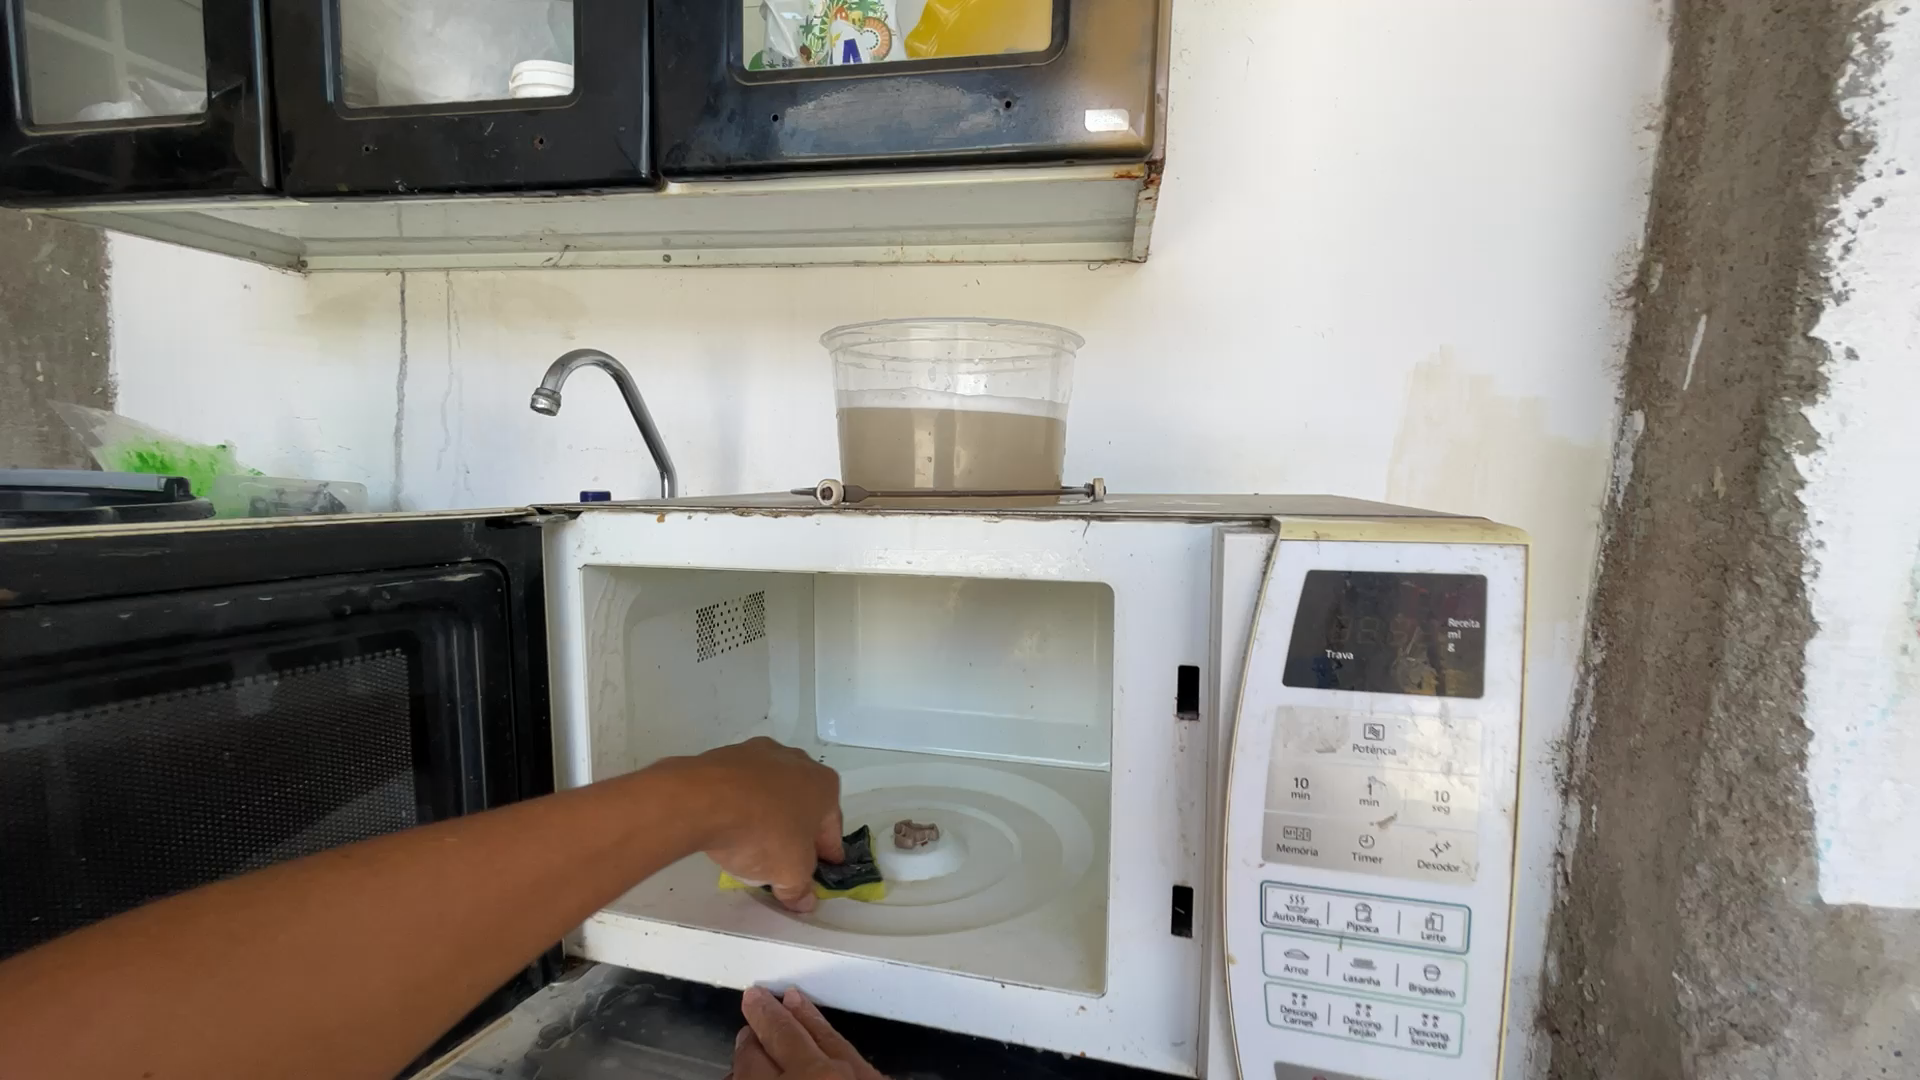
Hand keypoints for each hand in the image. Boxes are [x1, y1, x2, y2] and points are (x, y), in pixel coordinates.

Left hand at [677, 737, 842, 911]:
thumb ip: (801, 888)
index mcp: (825, 786)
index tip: (818, 871)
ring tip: (749, 844)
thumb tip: (804, 900)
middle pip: (803, 805)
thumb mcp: (790, 872)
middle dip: (796, 831)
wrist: (707, 799)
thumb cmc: (764, 832)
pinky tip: (727, 824)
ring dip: (767, 814)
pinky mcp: (731, 755)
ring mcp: (764, 754)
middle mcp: (800, 762)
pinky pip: (742, 786)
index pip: (831, 828)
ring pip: (772, 792)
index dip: (826, 853)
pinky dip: (739, 803)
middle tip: (782, 860)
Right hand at [731, 986, 886, 1079]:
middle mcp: (809, 1074)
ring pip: (815, 1033)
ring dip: (796, 1013)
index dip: (744, 1051)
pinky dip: (827, 1027)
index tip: (742, 1039)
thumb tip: (746, 1071)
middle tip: (751, 997)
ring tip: (782, 997)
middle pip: (781, 1037)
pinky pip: (845, 1045)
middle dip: (764, 1016)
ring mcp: (845, 1072)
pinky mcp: (872, 1075)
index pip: (751, 1064)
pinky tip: (819, 1019)